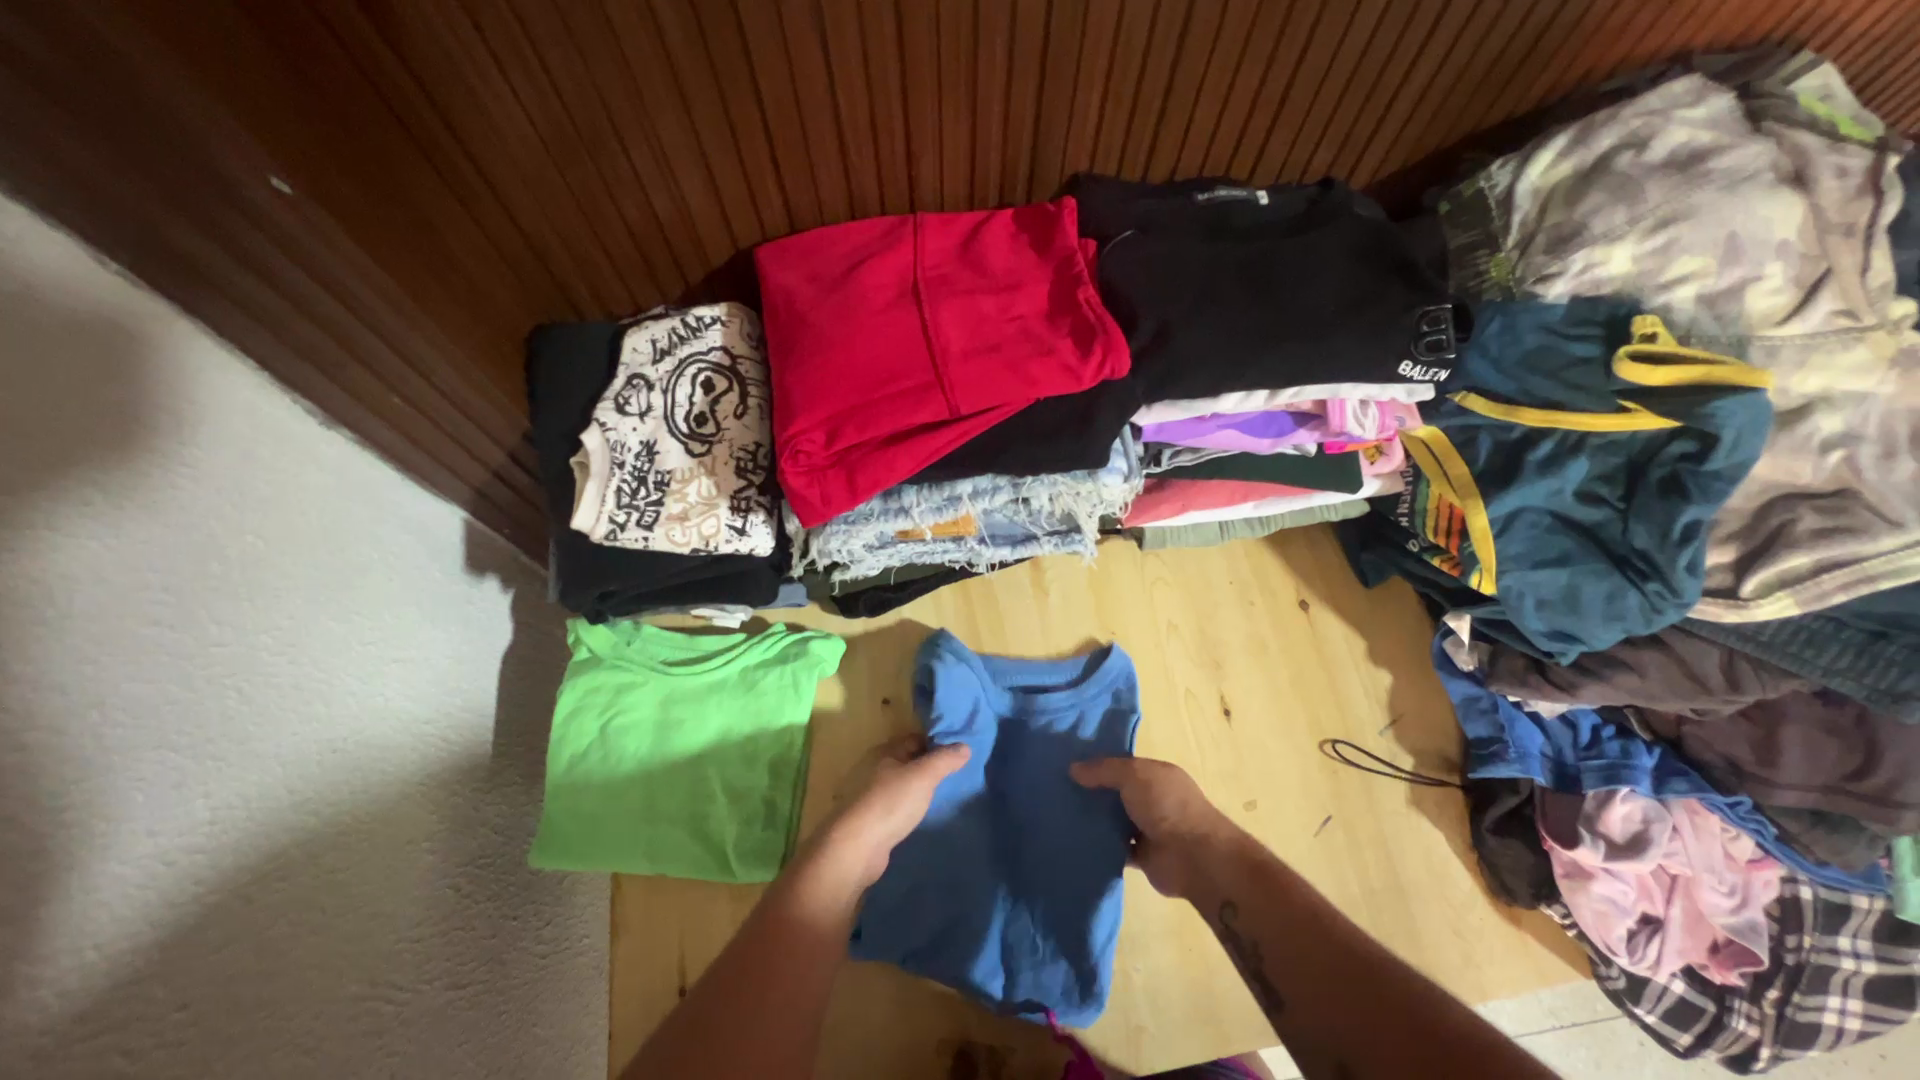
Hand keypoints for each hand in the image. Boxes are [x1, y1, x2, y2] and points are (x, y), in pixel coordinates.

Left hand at [816, 734, 969, 887]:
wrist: (857, 848)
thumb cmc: (890, 803)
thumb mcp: (923, 776)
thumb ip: (944, 759)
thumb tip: (965, 746)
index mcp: (884, 752)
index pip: (915, 739)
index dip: (937, 742)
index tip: (960, 752)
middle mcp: (874, 769)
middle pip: (908, 761)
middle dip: (931, 766)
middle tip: (958, 773)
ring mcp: (871, 795)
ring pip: (903, 784)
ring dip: (921, 788)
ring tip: (947, 793)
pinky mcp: (872, 819)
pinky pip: (897, 805)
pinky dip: (911, 806)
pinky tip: (925, 814)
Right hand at [1071, 756, 1239, 898]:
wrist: (1193, 857)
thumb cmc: (1166, 806)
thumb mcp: (1133, 775)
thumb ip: (1103, 770)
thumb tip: (1073, 768)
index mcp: (1157, 775)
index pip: (1123, 766)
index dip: (1098, 765)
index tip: (1068, 766)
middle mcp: (1154, 800)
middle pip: (1117, 794)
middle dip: (1092, 793)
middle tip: (1057, 792)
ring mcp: (1149, 829)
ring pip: (1115, 821)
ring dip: (1095, 821)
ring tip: (1060, 817)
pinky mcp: (1143, 856)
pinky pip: (1116, 848)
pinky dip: (1100, 846)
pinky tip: (1076, 842)